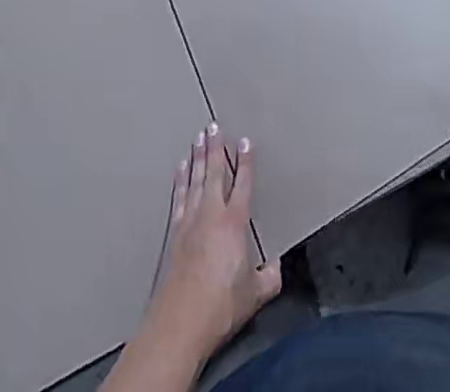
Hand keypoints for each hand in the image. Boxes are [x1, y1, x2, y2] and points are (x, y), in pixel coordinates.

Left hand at [142, 122, 280, 358]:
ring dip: (197, 158)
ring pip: (195, 180)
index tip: (244, 141)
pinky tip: (181, 169)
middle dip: (215, 148)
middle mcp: (211, 214)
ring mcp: (189, 222)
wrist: (180, 322)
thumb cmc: (222, 305)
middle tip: (213, 126)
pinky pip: (179, 197)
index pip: (243, 184)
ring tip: (198, 139)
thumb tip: (275, 266)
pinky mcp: (174, 234)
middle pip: (214, 173)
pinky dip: (181, 180)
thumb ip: (270, 275)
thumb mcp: (257, 292)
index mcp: (235, 223)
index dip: (245, 161)